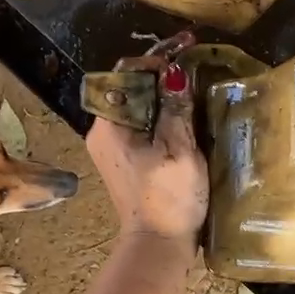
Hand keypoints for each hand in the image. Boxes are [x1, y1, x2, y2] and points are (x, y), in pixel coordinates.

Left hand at [85, 60, 207, 246]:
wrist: (158, 244)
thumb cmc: (169, 198)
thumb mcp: (179, 149)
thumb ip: (176, 108)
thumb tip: (175, 73)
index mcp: (109, 125)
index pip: (126, 73)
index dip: (155, 57)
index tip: (185, 49)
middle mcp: (102, 131)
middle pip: (129, 87)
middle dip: (159, 72)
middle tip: (192, 60)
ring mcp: (111, 147)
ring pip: (135, 105)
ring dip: (160, 92)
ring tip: (191, 82)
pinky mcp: (124, 160)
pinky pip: (139, 124)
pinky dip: (159, 113)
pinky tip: (182, 112)